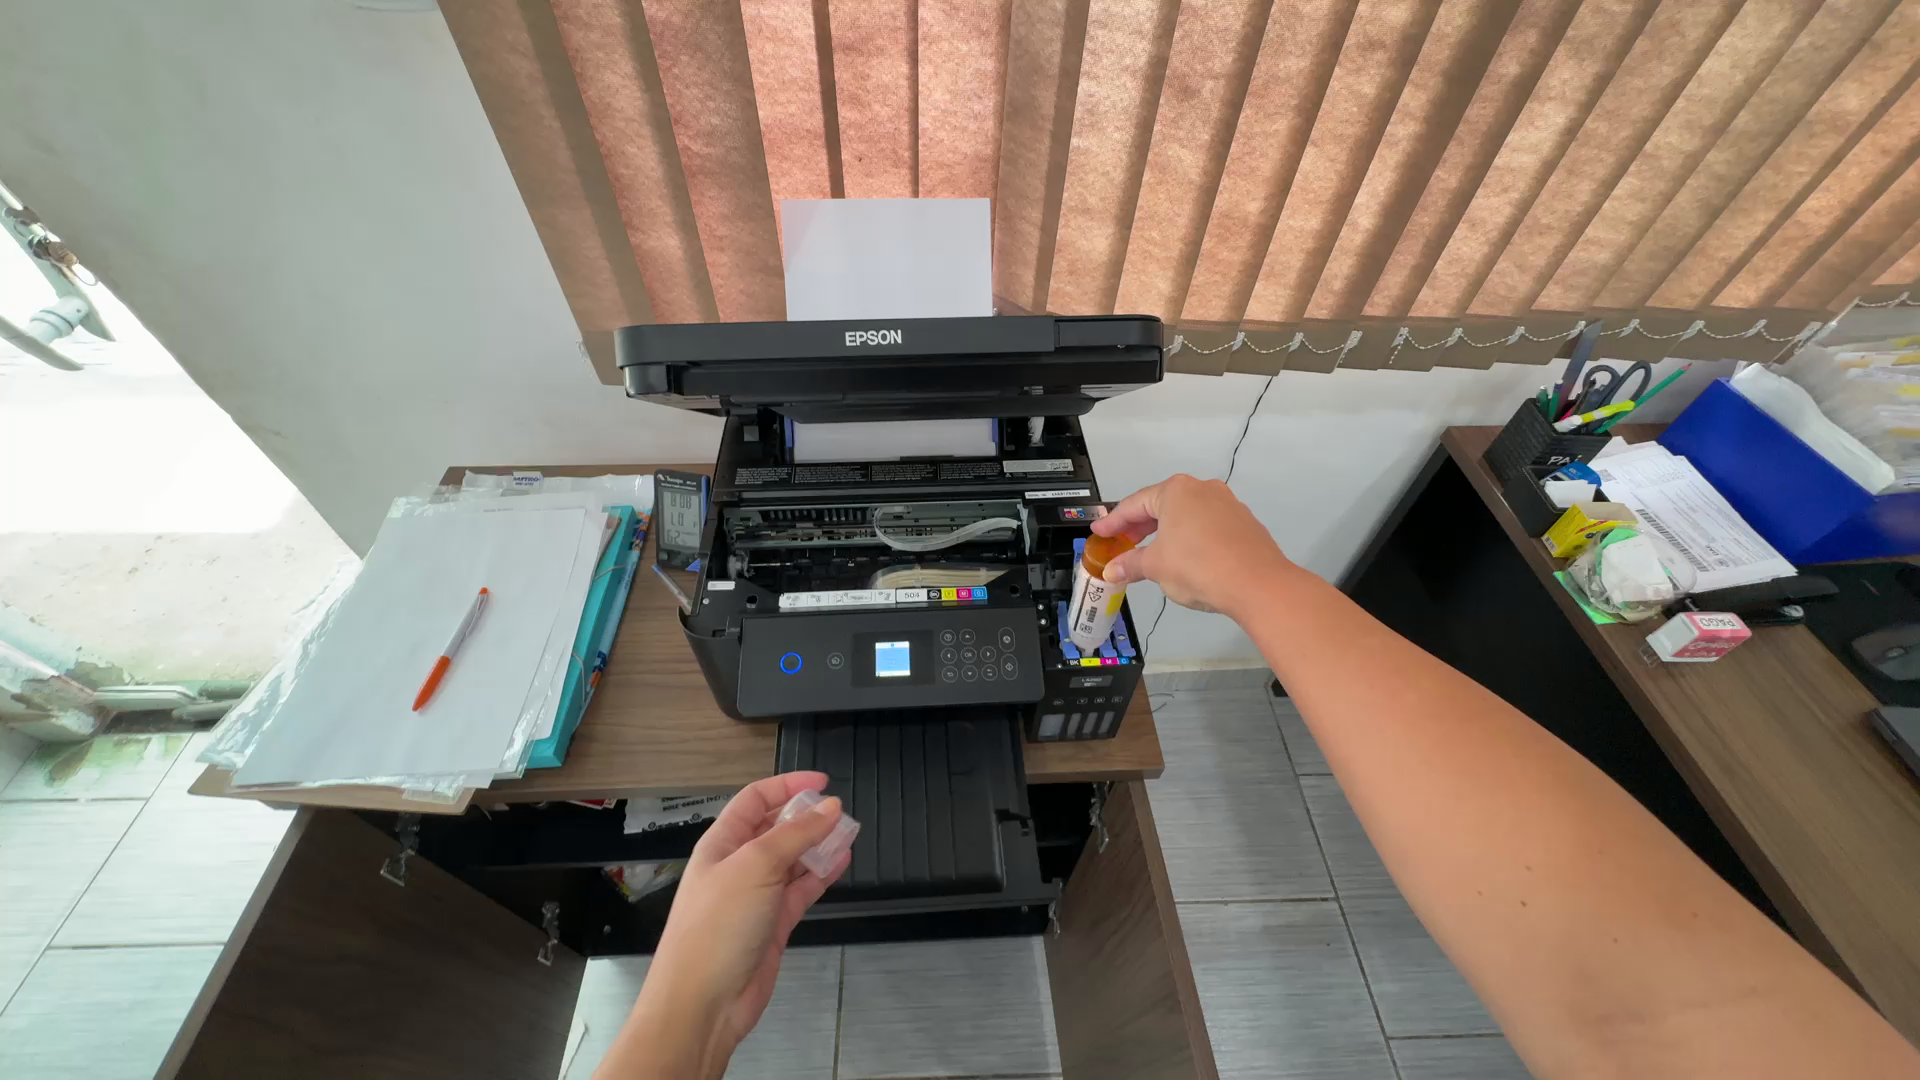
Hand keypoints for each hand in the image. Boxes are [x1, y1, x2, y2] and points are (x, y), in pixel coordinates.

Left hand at [624, 773, 848, 1075]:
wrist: (702, 1005)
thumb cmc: (714, 929)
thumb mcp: (756, 866)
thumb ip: (796, 834)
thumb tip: (830, 807)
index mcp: (723, 843)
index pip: (755, 799)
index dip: (787, 785)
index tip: (821, 781)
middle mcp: (739, 864)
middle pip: (777, 827)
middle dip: (807, 816)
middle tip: (839, 810)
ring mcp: (757, 895)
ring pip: (794, 858)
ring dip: (820, 844)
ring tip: (848, 832)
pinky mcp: (774, 922)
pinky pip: (803, 888)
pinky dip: (822, 874)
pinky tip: (841, 861)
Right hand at [1091, 474, 1299, 616]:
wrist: (1258, 584)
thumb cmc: (1198, 567)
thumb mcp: (1156, 566)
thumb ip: (1130, 564)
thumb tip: (1111, 571)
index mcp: (1176, 491)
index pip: (1134, 504)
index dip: (1113, 522)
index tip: (1098, 532)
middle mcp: (1202, 489)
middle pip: (1161, 506)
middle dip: (1139, 526)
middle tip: (1121, 543)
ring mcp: (1227, 504)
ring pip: (1186, 515)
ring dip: (1165, 532)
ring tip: (1151, 552)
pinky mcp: (1243, 523)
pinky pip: (1206, 526)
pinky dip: (1189, 537)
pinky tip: (1184, 556)